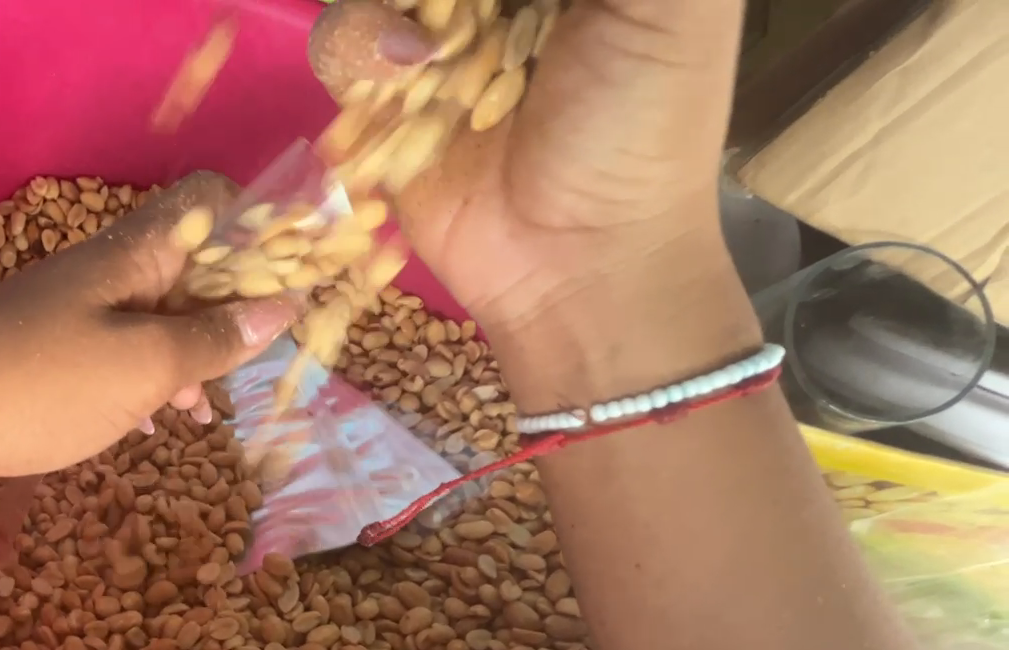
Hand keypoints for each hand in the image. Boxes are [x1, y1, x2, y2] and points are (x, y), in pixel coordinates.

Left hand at [0, 173, 298, 488]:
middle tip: (243, 371)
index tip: (288, 285)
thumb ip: (211, 338)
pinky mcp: (43, 351)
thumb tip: (280, 307)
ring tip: (198, 415)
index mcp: (132, 255)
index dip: (258, 232)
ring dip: (183, 358)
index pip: (208, 204)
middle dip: (226, 314)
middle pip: (185, 267)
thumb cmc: (42, 387)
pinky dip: (140, 381)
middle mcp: (101, 271)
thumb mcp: (141, 367)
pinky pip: (111, 353)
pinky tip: (147, 424)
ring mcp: (67, 311)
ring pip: (148, 318)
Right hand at [309, 0, 759, 404]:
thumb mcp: (672, 5)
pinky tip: (401, 75)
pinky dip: (356, 53)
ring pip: (372, 0)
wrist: (569, 259)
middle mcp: (490, 4)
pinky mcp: (378, 110)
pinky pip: (341, 53)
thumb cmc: (638, 129)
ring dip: (384, 15)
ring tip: (425, 55)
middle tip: (451, 28)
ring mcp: (428, 53)